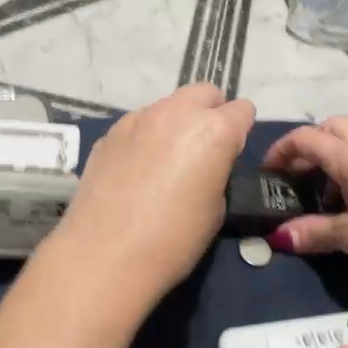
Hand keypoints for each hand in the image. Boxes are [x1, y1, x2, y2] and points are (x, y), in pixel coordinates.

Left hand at [40, 84, 254, 308]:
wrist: (105, 254)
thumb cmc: (173, 240)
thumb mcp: (216, 208)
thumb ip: (217, 171)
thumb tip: (208, 163)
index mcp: (213, 130)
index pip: (242, 110)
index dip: (240, 131)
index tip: (231, 154)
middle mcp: (176, 113)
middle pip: (204, 93)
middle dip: (210, 113)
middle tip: (203, 150)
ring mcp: (138, 119)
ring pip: (168, 105)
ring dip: (175, 123)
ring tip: (166, 162)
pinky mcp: (110, 132)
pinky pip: (138, 124)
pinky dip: (146, 137)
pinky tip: (136, 171)